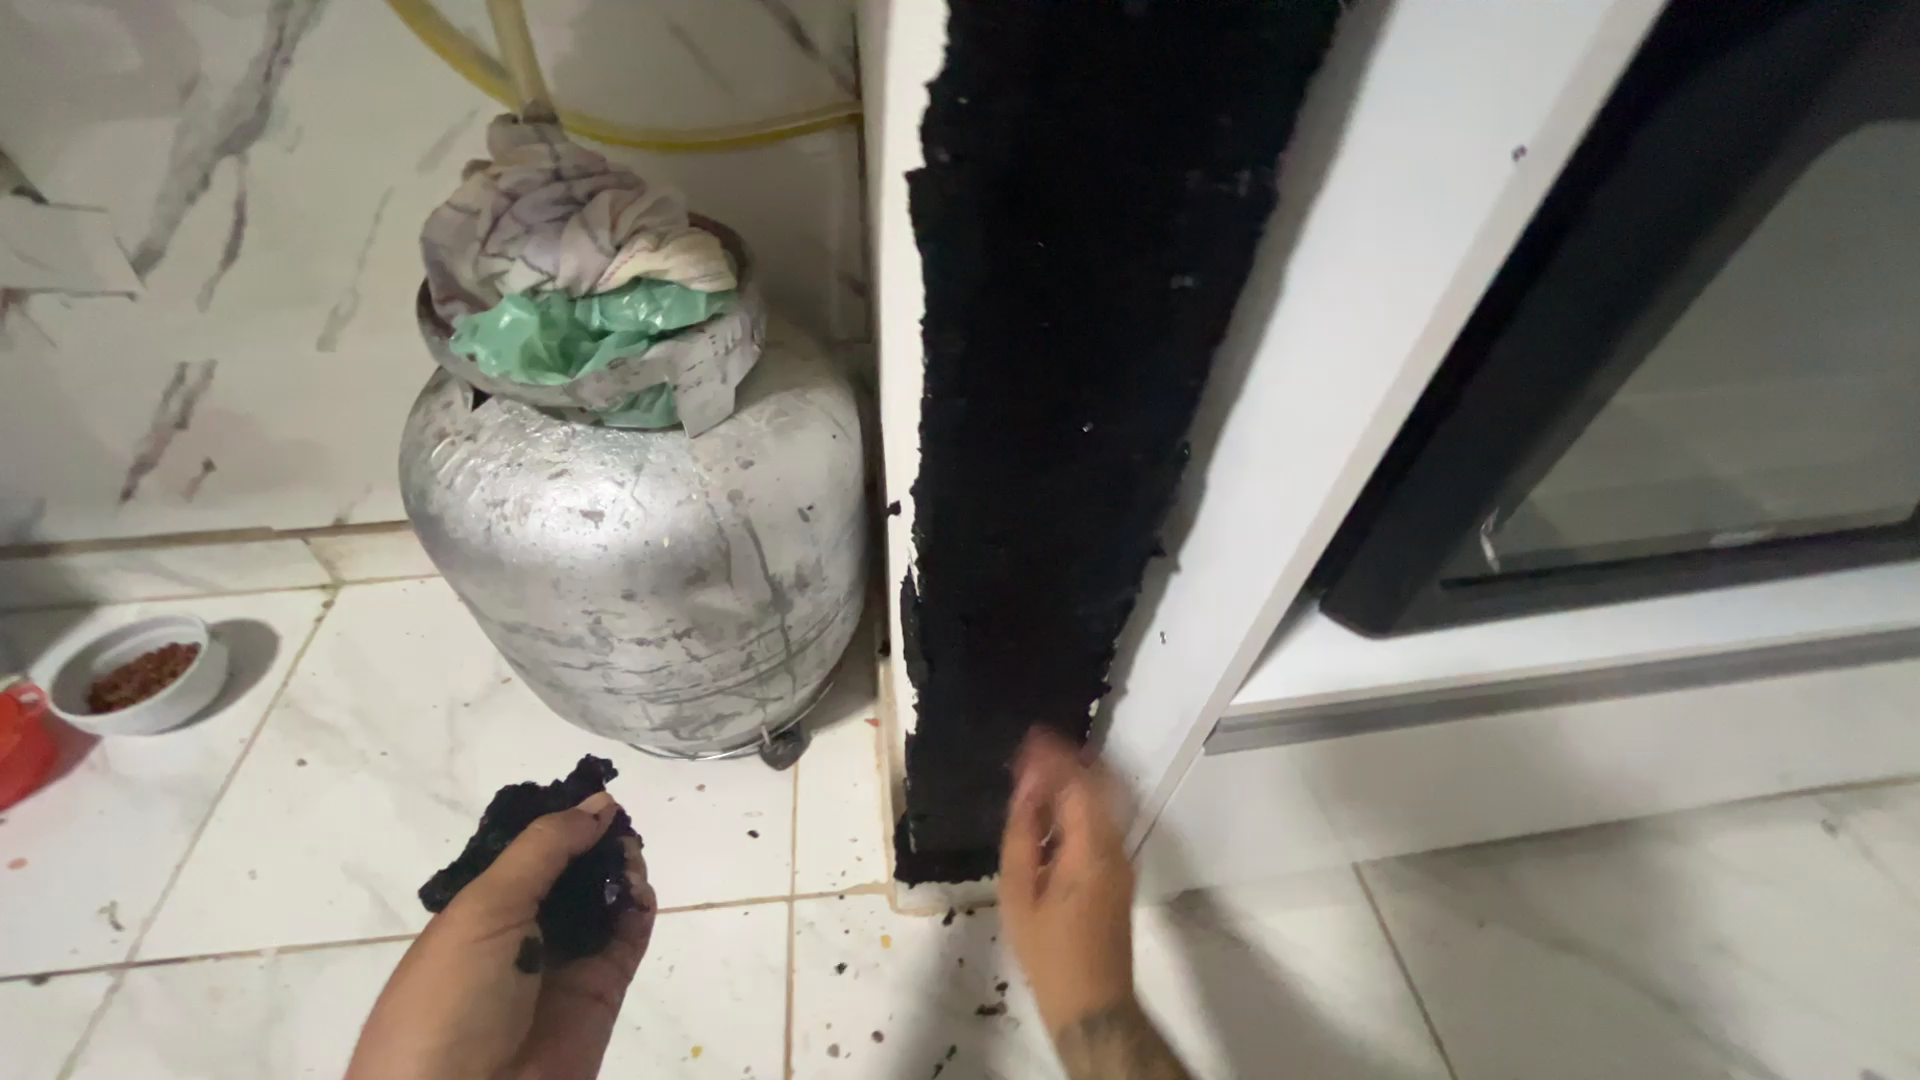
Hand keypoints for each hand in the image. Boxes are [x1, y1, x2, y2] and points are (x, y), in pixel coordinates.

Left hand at [347, 792, 655, 1079]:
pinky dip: (641, 907)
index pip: (529, 857)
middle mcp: (525, 935)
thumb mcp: (482, 911)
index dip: (561, 825)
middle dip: (597, 843)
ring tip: (627, 858)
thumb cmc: (449, 1003)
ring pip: (607, 899)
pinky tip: (638, 889)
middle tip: (616, 827)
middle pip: (574, 874)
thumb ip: (544, 849)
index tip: (592, 800)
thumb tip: (599, 802)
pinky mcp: (603, 989)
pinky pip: (630, 935)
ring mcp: (567, 962)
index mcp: (480, 917)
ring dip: (622, 870)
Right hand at [998, 728, 1135, 1034]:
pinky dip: (1080, 802)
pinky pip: (1103, 820)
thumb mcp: (1019, 894)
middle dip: (1068, 759)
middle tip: (1035, 746)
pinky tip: (1054, 806)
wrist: (1093, 1003)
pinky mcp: (1119, 871)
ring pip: (1104, 801)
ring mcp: (1122, 859)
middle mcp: (1114, 846)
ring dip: (1076, 778)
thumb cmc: (1048, 951)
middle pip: (1099, 785)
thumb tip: (1028, 787)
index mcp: (1090, 849)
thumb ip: (1024, 834)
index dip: (1055, 756)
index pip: (1078, 784)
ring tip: (1041, 768)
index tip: (1031, 737)